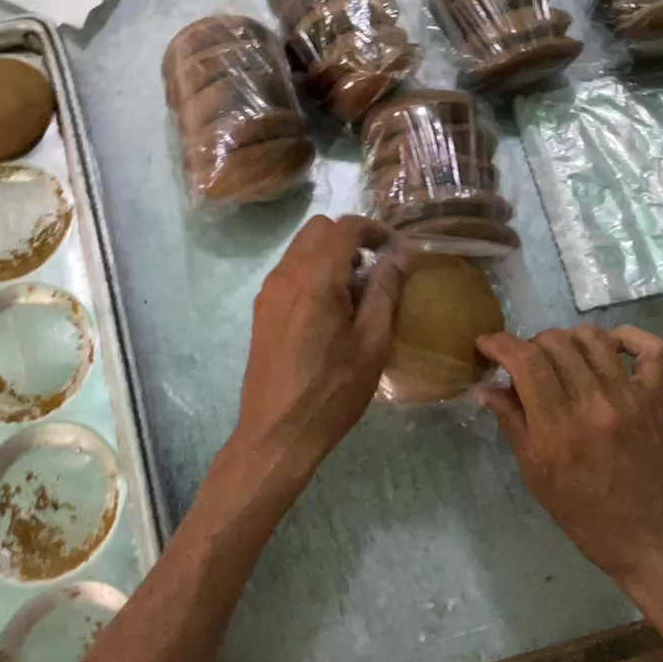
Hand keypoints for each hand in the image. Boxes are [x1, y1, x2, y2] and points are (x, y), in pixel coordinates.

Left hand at [234, 215, 406, 482]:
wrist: (278, 434)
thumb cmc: (332, 392)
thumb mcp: (372, 343)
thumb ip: (386, 291)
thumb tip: (400, 256)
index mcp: (316, 279)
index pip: (345, 227)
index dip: (376, 230)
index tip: (399, 251)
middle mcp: (286, 275)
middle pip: (319, 229)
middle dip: (351, 238)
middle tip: (377, 269)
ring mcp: (269, 291)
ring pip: (302, 248)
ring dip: (331, 255)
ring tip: (357, 292)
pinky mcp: (262, 309)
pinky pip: (291, 271)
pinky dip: (314, 272)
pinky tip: (332, 309)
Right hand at [478, 325, 662, 582]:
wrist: (650, 541)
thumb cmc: (584, 516)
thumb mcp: (535, 476)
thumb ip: (512, 423)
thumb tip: (486, 385)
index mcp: (559, 428)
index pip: (525, 361)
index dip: (499, 343)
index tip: (486, 344)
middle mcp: (595, 404)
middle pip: (555, 342)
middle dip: (529, 345)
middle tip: (524, 365)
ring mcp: (630, 398)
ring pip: (593, 337)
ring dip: (567, 340)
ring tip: (560, 359)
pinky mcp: (657, 399)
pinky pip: (650, 349)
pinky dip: (628, 338)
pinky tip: (610, 349)